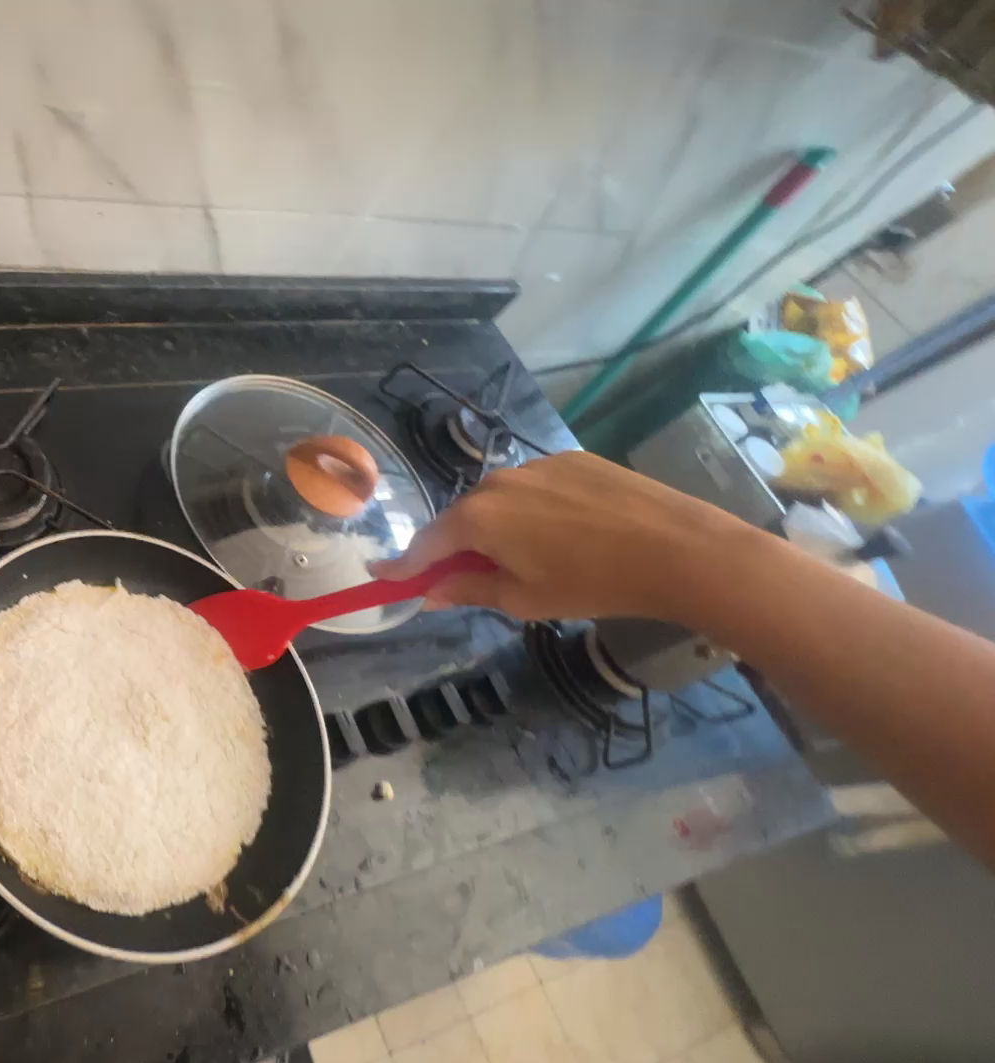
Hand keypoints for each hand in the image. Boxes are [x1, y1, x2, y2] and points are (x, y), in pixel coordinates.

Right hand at [374, 451, 761, 622]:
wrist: (685, 551)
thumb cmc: (594, 584)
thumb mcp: (523, 600)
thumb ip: (467, 590)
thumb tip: (430, 593)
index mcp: (476, 519)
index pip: (424, 545)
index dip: (402, 565)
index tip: (382, 575)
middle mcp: (495, 483)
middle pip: (459, 518)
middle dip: (456, 546)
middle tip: (467, 574)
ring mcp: (535, 465)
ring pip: (496, 500)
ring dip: (496, 525)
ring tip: (529, 553)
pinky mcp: (571, 458)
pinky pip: (533, 485)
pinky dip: (532, 507)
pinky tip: (565, 529)